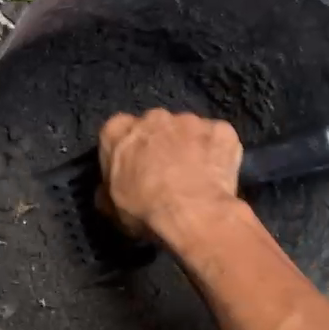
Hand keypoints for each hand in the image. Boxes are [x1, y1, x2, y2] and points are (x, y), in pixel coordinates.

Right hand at [96, 109, 242, 237]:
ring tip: (193, 175)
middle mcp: (153, 116)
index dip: (123, 151)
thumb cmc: (144, 209)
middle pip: (153, 126)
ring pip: (187, 131)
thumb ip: (106, 190)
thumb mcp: (111, 207)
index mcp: (118, 130)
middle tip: (162, 172)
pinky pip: (216, 139)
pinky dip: (215, 151)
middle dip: (156, 144)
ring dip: (187, 146)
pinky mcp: (222, 129)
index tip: (129, 169)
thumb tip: (107, 191)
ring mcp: (190, 120)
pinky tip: (215, 173)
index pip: (115, 132)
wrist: (193, 213)